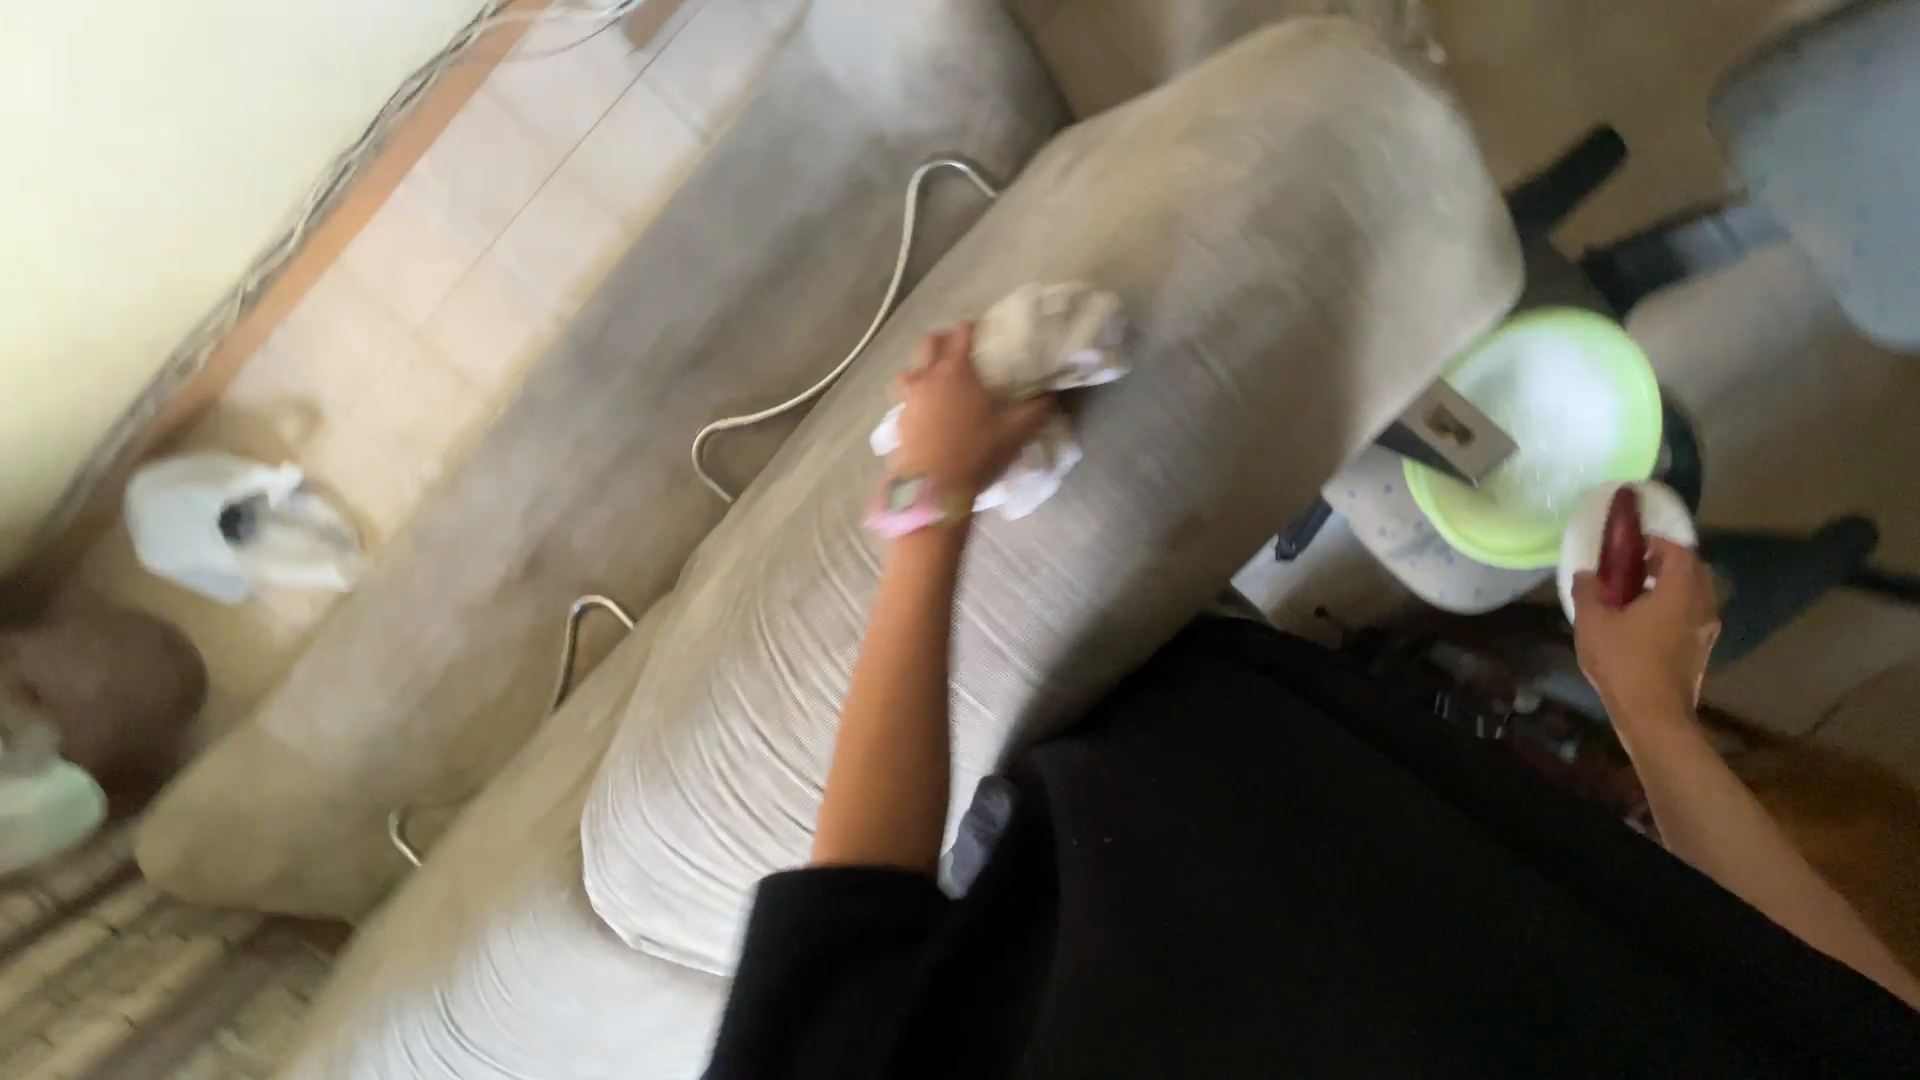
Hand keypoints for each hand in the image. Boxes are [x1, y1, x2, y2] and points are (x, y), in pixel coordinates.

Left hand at [891, 322, 1055, 499]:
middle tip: (955, 347)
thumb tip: (1051, 394)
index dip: (971, 327)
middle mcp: (927, 378)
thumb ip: (1037, 409)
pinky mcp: (898, 423)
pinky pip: (902, 401)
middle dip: (942, 339)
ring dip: (920, 369)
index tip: (980, 327)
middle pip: (928, 344)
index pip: (961, 335)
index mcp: (956, 371)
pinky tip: (923, 411)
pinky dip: (912, 399)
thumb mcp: (1017, 431)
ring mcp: (908, 400)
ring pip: (907, 371)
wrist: (934, 488)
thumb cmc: (977, 452)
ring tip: (932, 379)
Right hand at [1573, 538, 1720, 717]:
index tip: (1631, 543)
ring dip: (1671, 584)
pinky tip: (1644, 619)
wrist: (1653, 711)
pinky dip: (1673, 604)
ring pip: (1697, 593)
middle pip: (1695, 571)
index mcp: (1677, 595)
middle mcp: (1700, 607)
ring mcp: (1705, 629)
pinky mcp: (1700, 647)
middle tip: (1634, 564)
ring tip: (1635, 591)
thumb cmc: (1622, 661)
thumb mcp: (1592, 623)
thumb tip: (1587, 574)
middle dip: (1667, 561)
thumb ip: (1588, 592)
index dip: (1658, 542)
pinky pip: (1692, 613)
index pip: (1680, 553)